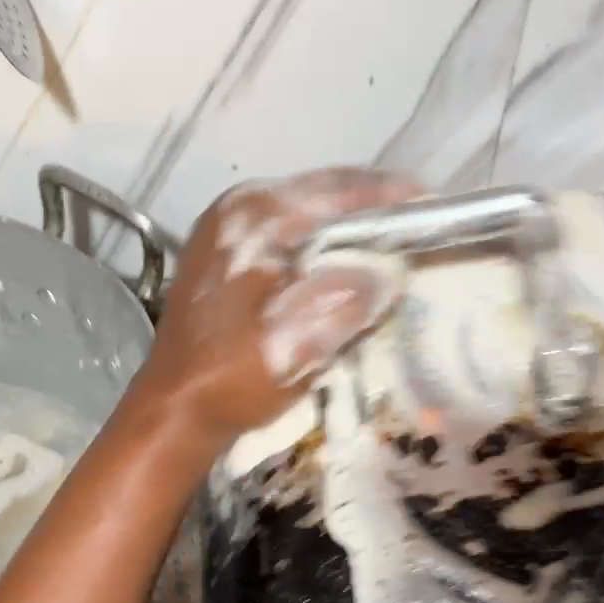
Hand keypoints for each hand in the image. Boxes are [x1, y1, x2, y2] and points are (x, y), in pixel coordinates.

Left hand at [126, 168, 424, 445]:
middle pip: (317, 197)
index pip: (333, 190)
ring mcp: (226, 238)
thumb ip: (344, 303)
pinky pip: (289, 244)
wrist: (174, 412)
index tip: (429, 198)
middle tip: (417, 220)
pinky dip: (321, 250)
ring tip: (391, 239)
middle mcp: (236, 215)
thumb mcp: (294, 343)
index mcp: (252, 219)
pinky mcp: (227, 266)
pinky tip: (345, 267)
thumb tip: (387, 275)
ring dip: (345, 228)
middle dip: (368, 208)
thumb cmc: (230, 377)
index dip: (385, 193)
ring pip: (303, 219)